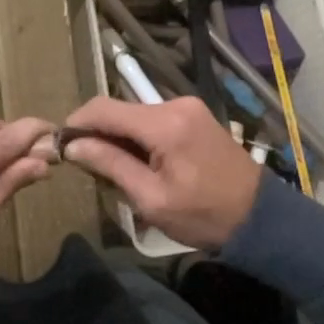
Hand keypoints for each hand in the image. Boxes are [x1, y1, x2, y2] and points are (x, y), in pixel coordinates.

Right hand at [61, 96, 261, 249]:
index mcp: (164, 123)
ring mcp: (188, 108)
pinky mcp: (195, 116)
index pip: (103, 108)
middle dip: (97, 133)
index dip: (76, 124)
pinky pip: (153, 120)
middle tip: (86, 166)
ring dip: (118, 137)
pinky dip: (138, 137)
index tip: (62, 147)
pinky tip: (138, 163)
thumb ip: (110, 165)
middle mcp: (175, 104)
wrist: (262, 219)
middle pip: (119, 109)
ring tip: (112, 170)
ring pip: (134, 115)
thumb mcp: (151, 198)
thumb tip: (72, 145)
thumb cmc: (204, 216)